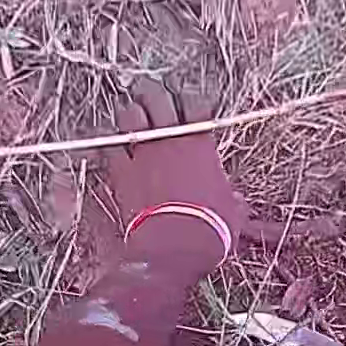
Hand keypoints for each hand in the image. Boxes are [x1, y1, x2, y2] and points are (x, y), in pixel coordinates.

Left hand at [104, 80, 246, 271]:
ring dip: (131, 116)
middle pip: (158, 98)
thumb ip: (229, 195)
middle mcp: (171, 140)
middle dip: (155, 99)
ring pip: (130, 114)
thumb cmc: (210, 230)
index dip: (191, 103)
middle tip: (154, 107)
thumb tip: (236, 201)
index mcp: (201, 143)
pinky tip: (113, 147)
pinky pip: (109, 144)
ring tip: (133, 124)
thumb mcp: (230, 210)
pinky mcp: (122, 172)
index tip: (190, 112)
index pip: (196, 102)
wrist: (177, 246)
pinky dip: (109, 143)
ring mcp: (144, 153)